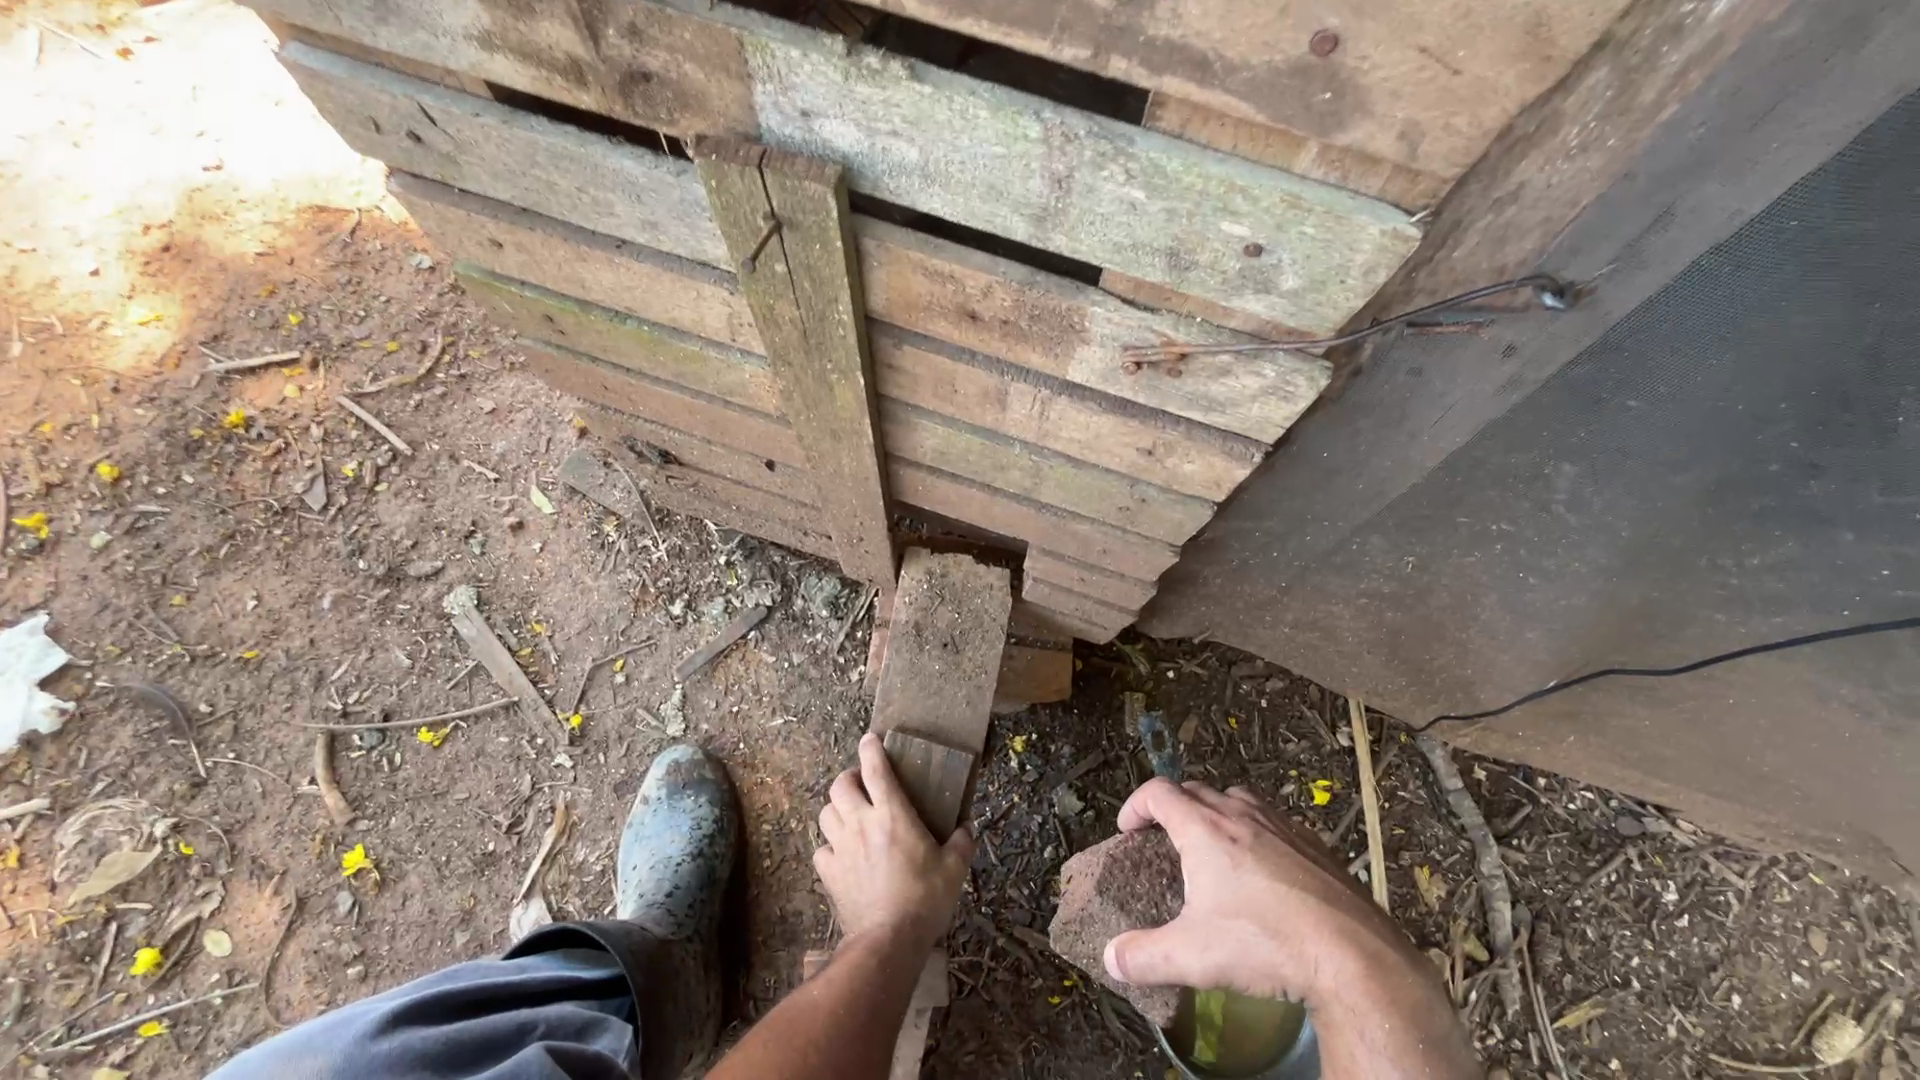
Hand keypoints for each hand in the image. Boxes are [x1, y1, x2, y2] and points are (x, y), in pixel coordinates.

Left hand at [814, 733, 974, 949]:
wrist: (887, 940)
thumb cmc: (924, 899)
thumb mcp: (954, 869)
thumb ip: (961, 843)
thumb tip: (966, 828)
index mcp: (892, 814)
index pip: (875, 769)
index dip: (870, 749)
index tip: (870, 739)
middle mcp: (861, 824)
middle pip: (839, 785)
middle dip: (848, 778)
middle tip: (862, 785)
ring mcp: (840, 848)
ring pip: (825, 813)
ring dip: (836, 809)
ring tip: (850, 816)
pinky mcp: (828, 873)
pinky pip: (822, 849)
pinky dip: (829, 846)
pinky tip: (842, 854)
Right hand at [1103, 778, 1429, 1010]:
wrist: (1353, 955)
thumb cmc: (1264, 944)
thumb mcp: (1192, 958)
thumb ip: (1144, 956)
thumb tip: (1111, 958)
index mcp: (1205, 830)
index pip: (1159, 792)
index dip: (1136, 804)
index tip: (1127, 829)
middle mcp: (1242, 815)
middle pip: (1195, 790)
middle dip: (1172, 807)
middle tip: (1163, 840)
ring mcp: (1283, 826)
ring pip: (1238, 800)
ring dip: (1215, 813)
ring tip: (1211, 849)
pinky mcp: (1315, 845)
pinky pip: (1274, 822)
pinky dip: (1255, 832)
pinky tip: (1262, 871)